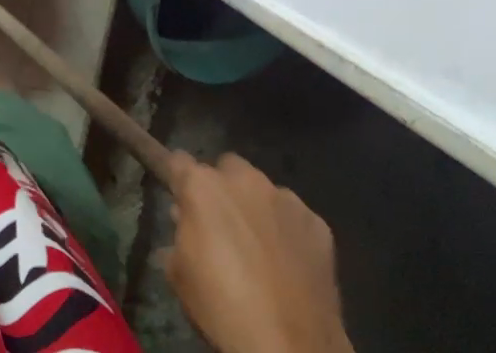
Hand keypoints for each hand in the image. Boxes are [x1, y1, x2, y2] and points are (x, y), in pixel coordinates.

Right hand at [165, 153, 351, 352]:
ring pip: (263, 190)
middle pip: (226, 168)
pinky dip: (287, 230)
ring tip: (259, 247)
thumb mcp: (179, 275)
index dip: (177, 179)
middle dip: (221, 189)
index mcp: (202, 187)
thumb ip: (178, 236)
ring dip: (256, 207)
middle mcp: (244, 181)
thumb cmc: (221, 307)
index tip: (179, 199)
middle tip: (220, 225)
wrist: (290, 347)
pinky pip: (294, 216)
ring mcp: (286, 200)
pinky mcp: (317, 224)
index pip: (178, 161)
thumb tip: (185, 222)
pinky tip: (288, 262)